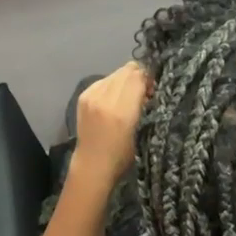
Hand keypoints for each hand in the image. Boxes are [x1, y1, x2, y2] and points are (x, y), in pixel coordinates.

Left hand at [72, 61, 149, 181]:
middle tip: (142, 91)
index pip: (138, 77)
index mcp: (122, 112)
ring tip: (128, 95)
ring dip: (124, 80)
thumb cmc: (122, 155)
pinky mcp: (83, 96)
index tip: (152, 89)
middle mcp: (104, 99)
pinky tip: (113, 98)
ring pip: (115, 73)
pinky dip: (112, 84)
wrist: (91, 165)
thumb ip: (142, 105)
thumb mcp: (140, 131)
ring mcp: (91, 96)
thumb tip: (148, 86)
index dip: (148, 79)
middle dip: (137, 76)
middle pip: (126, 71)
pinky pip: (103, 80)